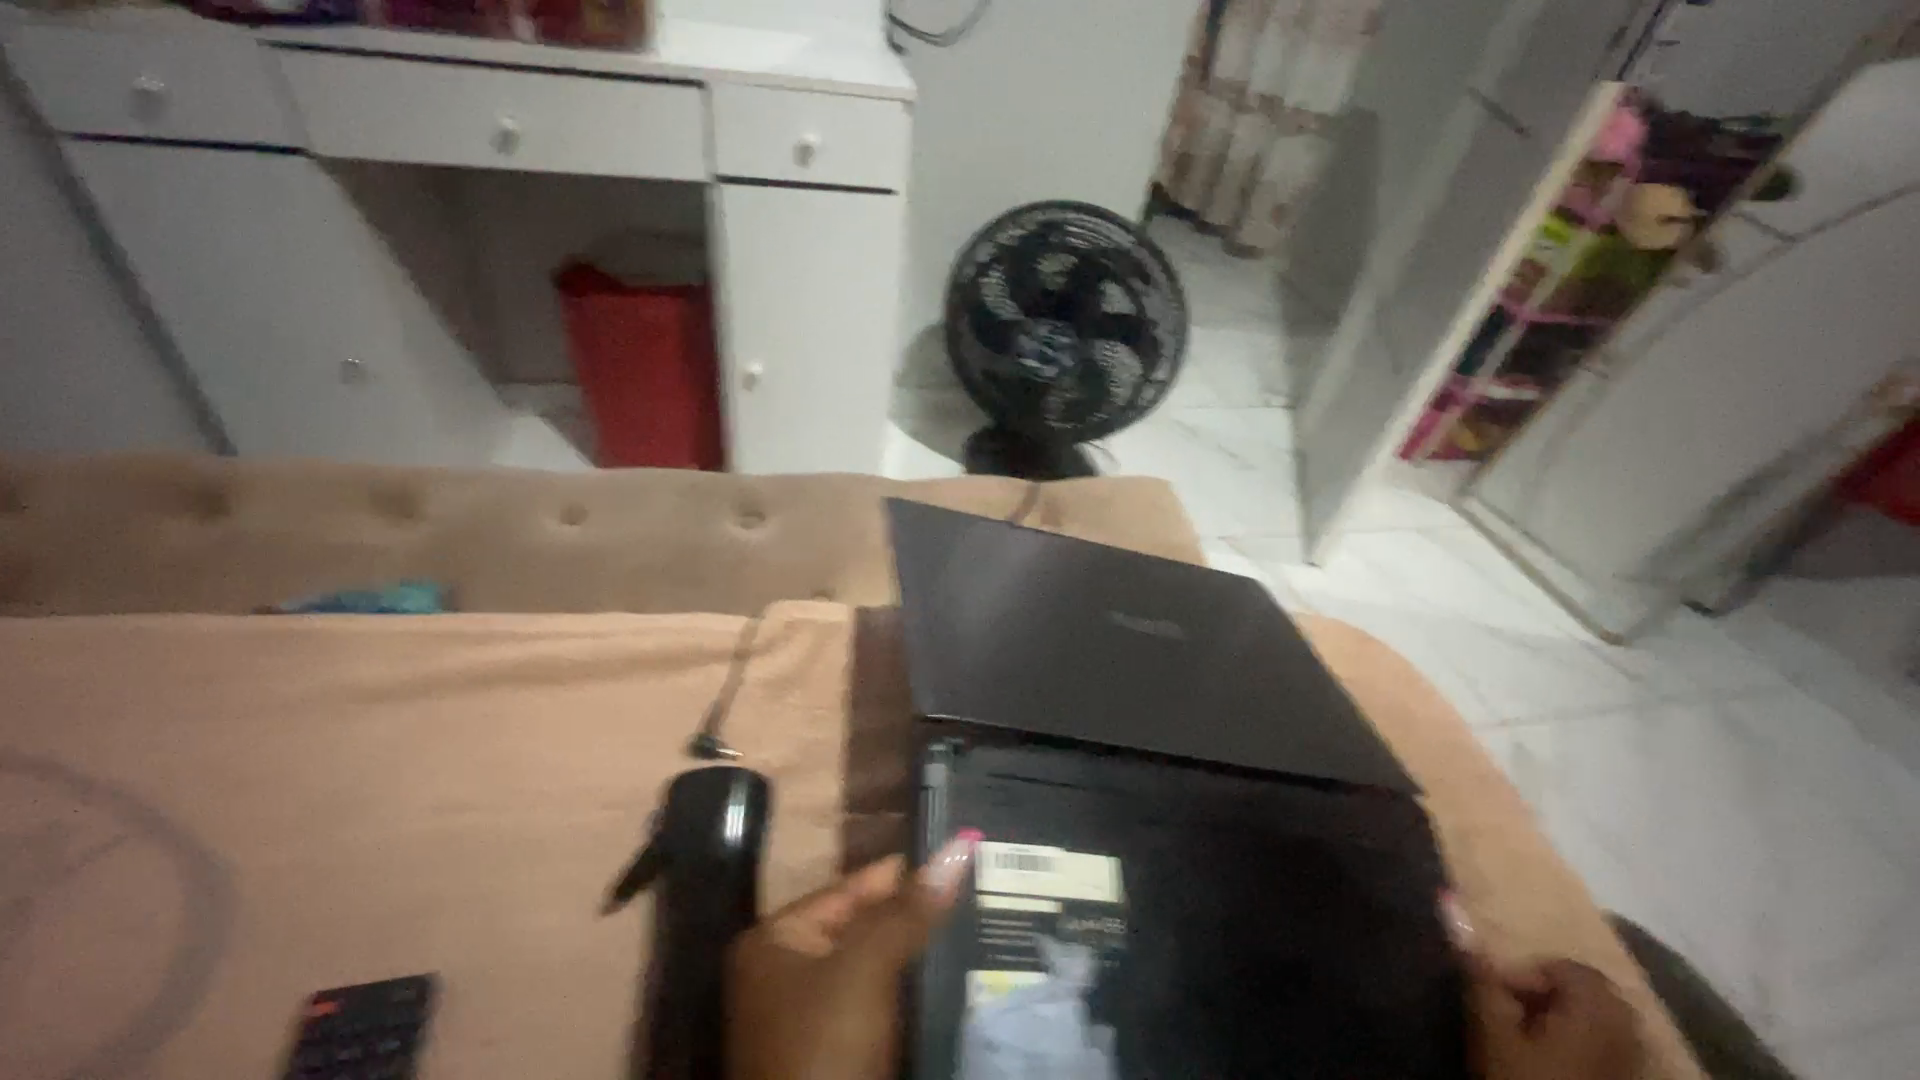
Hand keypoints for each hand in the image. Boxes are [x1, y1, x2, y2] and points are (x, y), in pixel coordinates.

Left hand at [727, 833, 977, 1079]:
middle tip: (972, 886)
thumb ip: (909, 909)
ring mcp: (808, 1016)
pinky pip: (877, 1002)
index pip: (847, 889)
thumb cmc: (824, 1044)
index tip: (955, 854)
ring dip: (914, 950)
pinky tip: (947, 973)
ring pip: (872, 965)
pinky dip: (908, 989)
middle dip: (911, 911)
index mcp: (774, 940)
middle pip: (860, 925)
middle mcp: (784, 972)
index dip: (901, 872)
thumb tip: (959, 847)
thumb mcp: (865, 966)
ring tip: (970, 920)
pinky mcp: (833, 1052)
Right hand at [1467, 953, 1642, 1079]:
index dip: (1526, 975)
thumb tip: (1452, 905)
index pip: (1565, 967)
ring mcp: (1635, 1061)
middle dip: (1548, 993)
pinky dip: (1582, 1042)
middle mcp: (1627, 1029)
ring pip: (1600, 1018)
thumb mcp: (1491, 1028)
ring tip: (1530, 1039)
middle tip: (1515, 1015)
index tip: (1500, 999)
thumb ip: (1477, 971)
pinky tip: (1553, 1062)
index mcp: (1596, 1008)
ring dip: (1564, 1017)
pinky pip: (1610, 1045)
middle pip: (1587, 990)